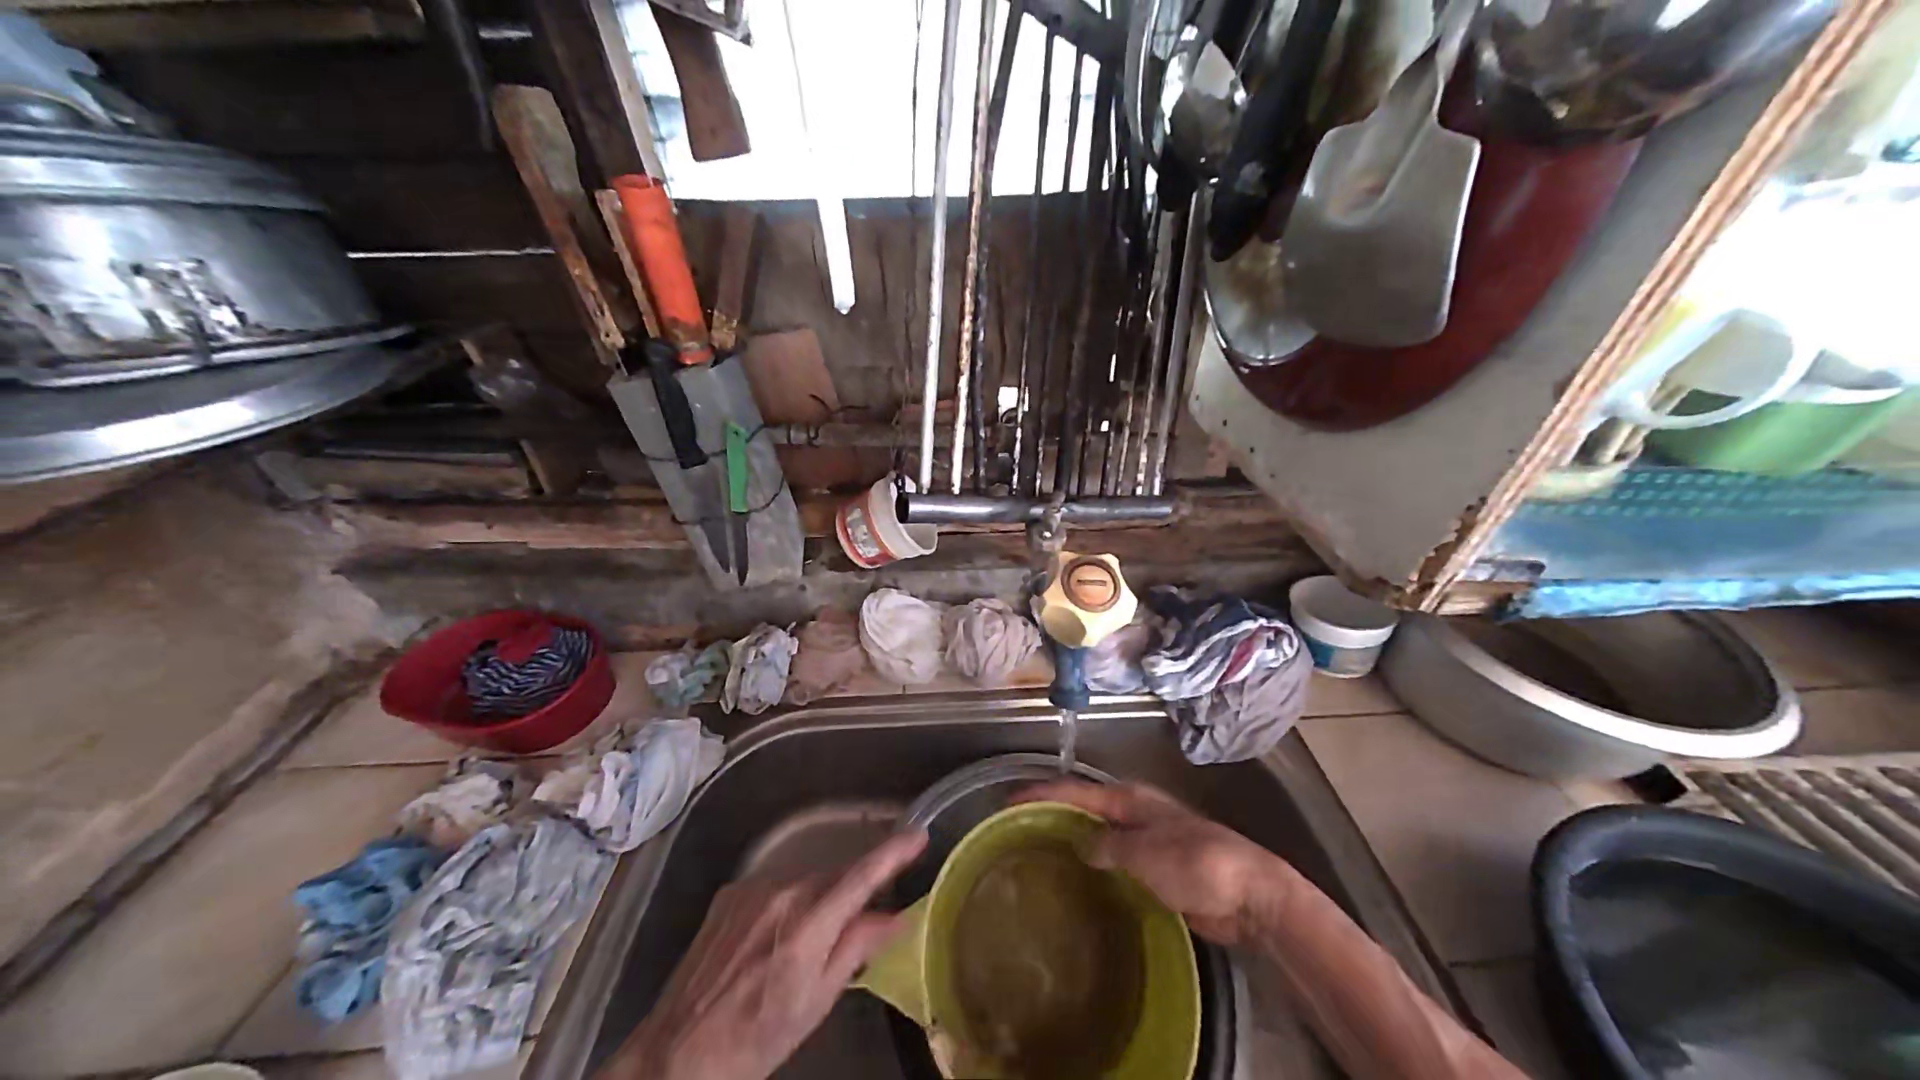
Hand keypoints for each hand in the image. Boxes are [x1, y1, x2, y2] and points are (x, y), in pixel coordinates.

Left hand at [608, 829, 927, 1079]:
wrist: (677, 1051)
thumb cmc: (757, 1038)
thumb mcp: (816, 1002)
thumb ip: (856, 948)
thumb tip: (896, 916)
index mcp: (808, 923)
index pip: (862, 876)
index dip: (893, 853)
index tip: (918, 835)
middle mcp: (781, 892)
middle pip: (835, 876)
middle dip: (855, 887)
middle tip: (867, 913)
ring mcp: (752, 889)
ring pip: (806, 879)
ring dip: (821, 896)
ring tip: (814, 939)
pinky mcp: (730, 892)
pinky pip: (776, 886)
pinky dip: (790, 901)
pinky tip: (777, 936)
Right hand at [1014, 780, 1291, 945]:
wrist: (1250, 896)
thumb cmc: (1196, 864)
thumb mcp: (1144, 852)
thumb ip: (1108, 845)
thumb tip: (1081, 844)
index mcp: (1130, 798)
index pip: (1075, 789)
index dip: (1041, 792)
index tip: (1009, 798)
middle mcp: (1134, 812)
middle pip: (1084, 806)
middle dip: (1052, 812)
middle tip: (1017, 826)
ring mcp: (1146, 838)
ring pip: (1098, 832)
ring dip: (1071, 837)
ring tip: (1037, 850)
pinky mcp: (1155, 866)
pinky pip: (1113, 858)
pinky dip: (1093, 861)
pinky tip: (1077, 878)